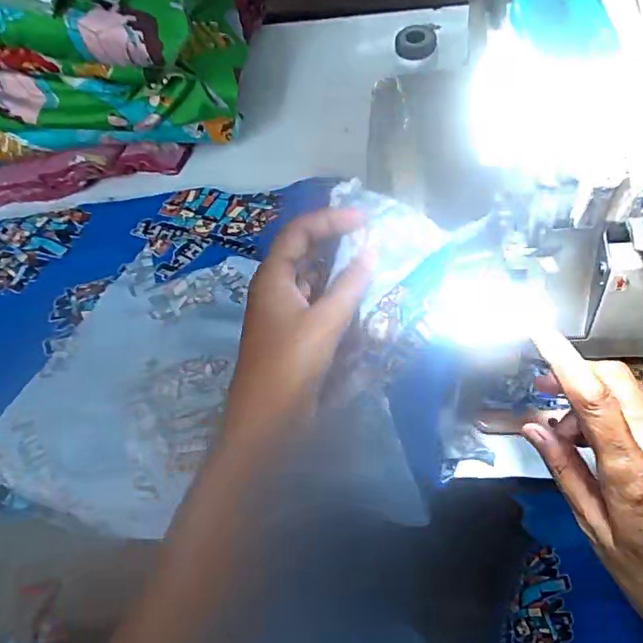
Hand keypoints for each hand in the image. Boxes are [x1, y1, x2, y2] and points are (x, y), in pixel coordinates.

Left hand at [221, 208, 374, 454]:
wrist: (267, 423)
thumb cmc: (291, 367)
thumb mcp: (324, 323)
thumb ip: (349, 286)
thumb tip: (370, 253)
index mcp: (273, 279)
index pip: (299, 232)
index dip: (330, 219)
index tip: (364, 220)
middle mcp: (277, 291)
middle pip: (307, 254)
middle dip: (339, 245)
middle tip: (374, 242)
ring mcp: (286, 315)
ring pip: (316, 283)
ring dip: (342, 275)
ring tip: (375, 270)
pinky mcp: (297, 338)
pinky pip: (321, 309)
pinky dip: (341, 303)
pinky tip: (364, 306)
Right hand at [521, 329, 642, 642]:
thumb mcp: (597, 531)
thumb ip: (566, 472)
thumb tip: (535, 429)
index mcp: (633, 472)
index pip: (595, 399)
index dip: (565, 361)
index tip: (541, 333)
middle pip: (620, 381)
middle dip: (577, 371)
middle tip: (541, 390)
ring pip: (631, 399)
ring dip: (591, 401)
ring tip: (563, 434)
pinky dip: (612, 421)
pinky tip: (594, 449)